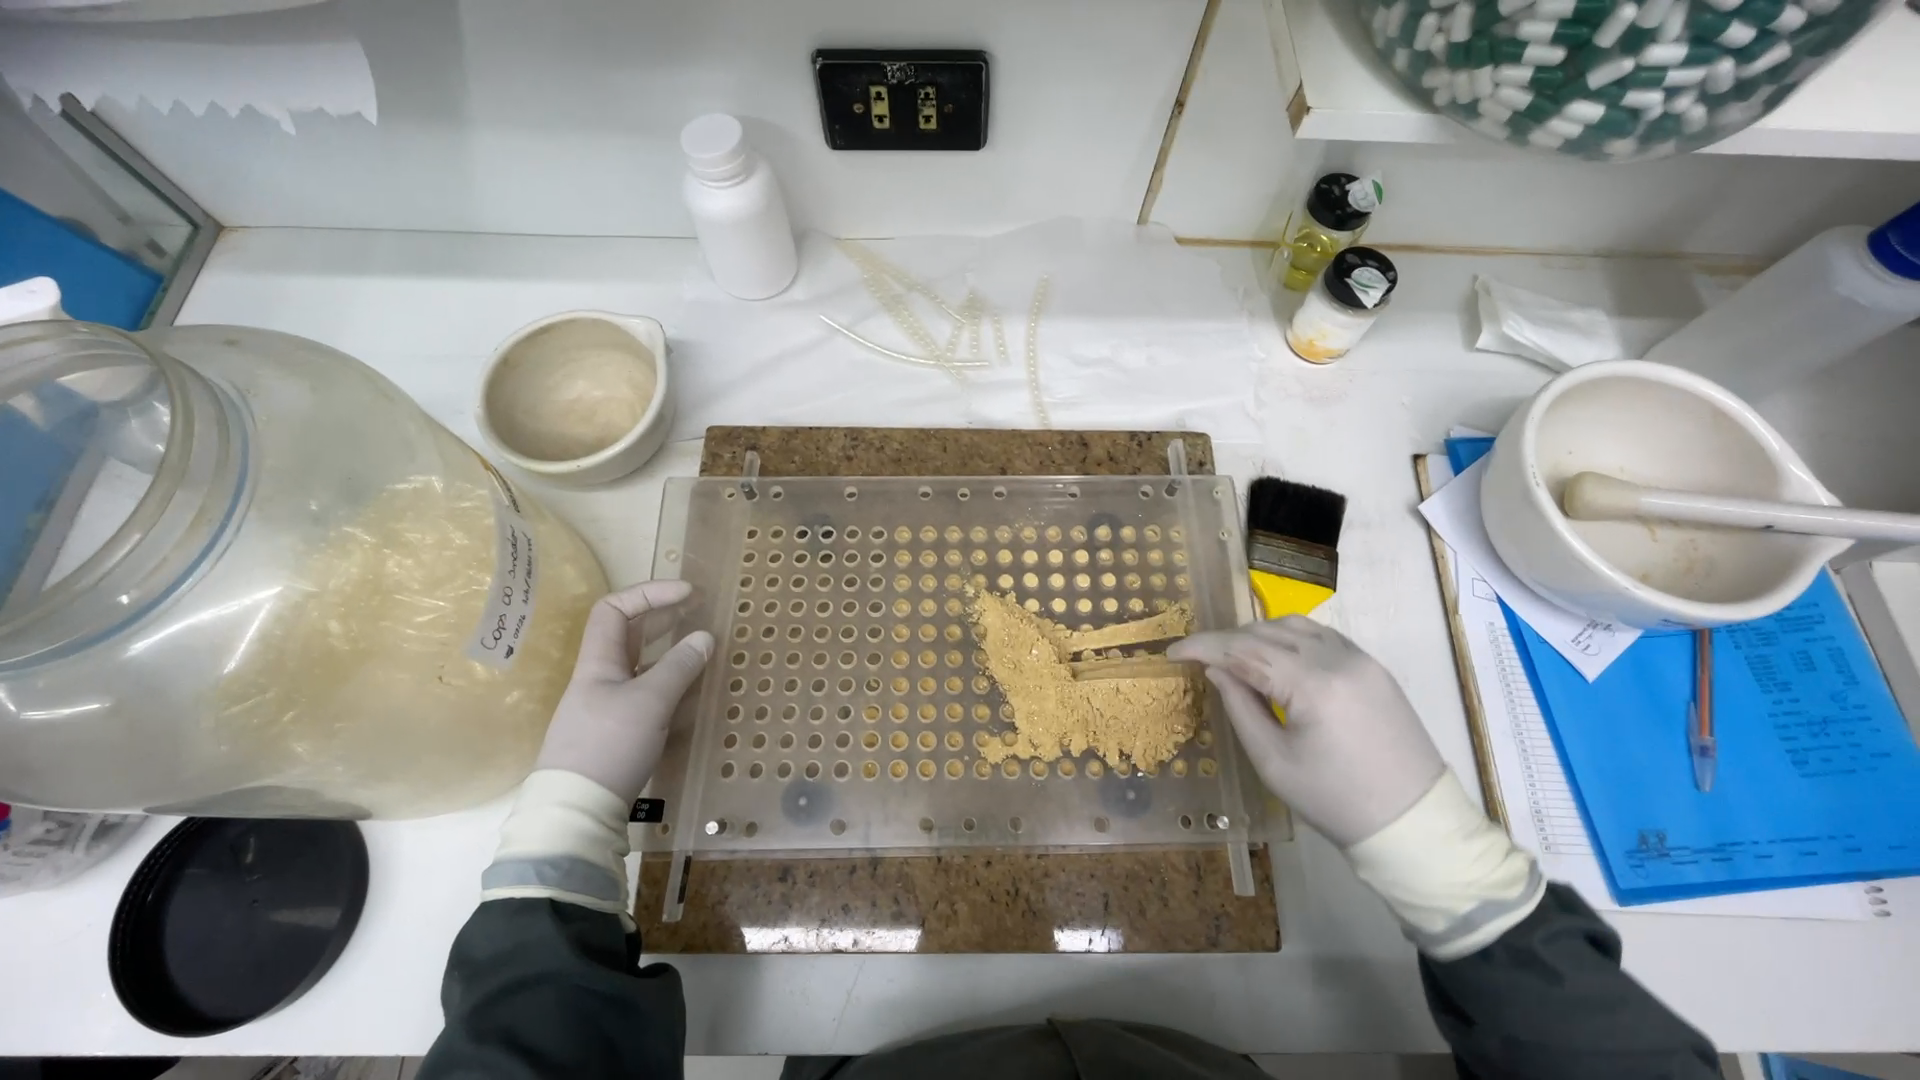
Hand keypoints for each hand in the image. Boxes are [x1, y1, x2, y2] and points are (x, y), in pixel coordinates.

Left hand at [534, 580, 714, 803]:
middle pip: (627, 634)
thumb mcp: (650, 702)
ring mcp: (605, 705)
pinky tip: (687, 691)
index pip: (615, 608)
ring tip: (700, 648)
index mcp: (598, 661)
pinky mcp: (614, 731)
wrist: (576, 810)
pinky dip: (667, 682)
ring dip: (667, 651)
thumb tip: (705, 636)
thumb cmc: (609, 746)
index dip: (649, 593)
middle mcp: (599, 677)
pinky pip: (643, 692)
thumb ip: (679, 667)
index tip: (688, 593)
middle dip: (663, 617)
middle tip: (698, 613)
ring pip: (638, 664)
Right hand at [1168, 616, 1443, 847]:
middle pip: (1267, 632)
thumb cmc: (1334, 800)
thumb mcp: (1273, 761)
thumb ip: (1240, 707)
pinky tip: (1271, 655)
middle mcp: (1338, 659)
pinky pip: (1321, 636)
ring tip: (1230, 655)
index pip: (1245, 650)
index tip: (1172, 652)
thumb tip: (1217, 670)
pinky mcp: (1372, 667)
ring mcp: (1360, 659)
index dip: (1204, 647)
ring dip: (1256, 635)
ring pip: (1295, 627)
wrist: (1413, 821)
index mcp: (1313, 685)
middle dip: (1226, 641)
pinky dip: (1288, 638)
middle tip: (1196, 656)